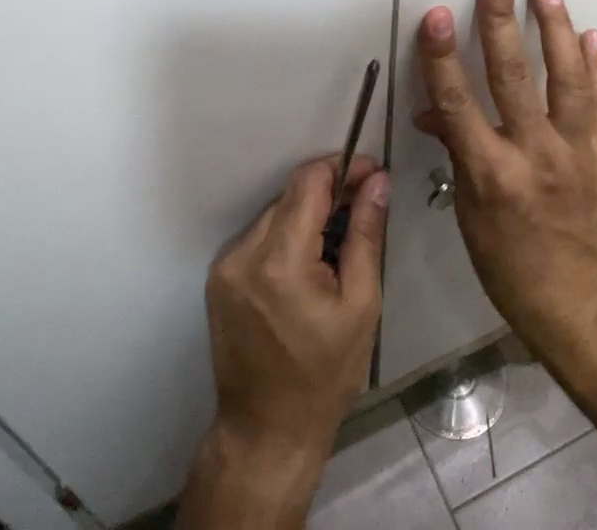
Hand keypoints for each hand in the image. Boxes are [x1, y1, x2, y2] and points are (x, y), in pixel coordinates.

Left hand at [201, 155, 387, 475]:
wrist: (269, 428)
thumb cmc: (325, 374)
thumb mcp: (361, 304)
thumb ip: (366, 234)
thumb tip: (377, 183)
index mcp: (280, 261)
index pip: (309, 183)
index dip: (343, 168)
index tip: (372, 175)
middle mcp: (243, 255)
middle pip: (291, 197)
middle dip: (330, 195)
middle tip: (366, 211)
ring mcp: (225, 267)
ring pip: (275, 216)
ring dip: (308, 218)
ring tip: (340, 245)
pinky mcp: (219, 280)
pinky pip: (259, 240)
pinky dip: (287, 240)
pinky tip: (310, 265)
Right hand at [415, 0, 596, 351]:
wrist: (572, 297)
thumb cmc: (506, 260)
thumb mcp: (469, 210)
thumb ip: (456, 152)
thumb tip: (432, 111)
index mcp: (491, 173)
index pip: (459, 102)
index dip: (444, 55)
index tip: (438, 14)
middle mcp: (535, 154)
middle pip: (513, 77)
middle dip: (501, 21)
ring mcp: (577, 152)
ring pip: (567, 79)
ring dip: (555, 29)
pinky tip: (591, 36)